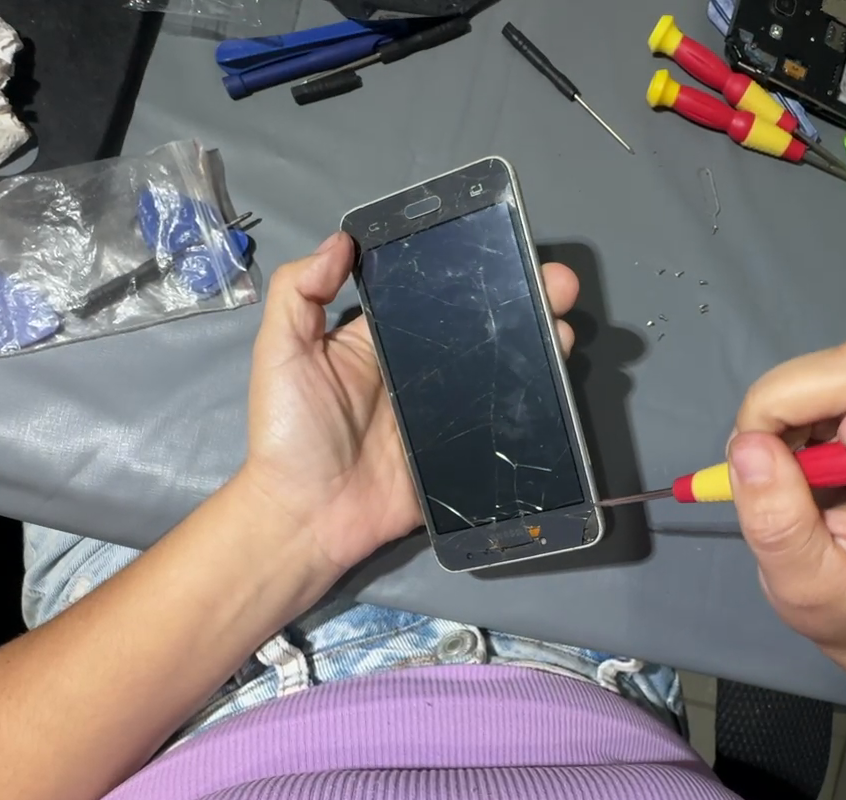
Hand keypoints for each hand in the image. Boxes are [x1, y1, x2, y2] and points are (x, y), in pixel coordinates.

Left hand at [238, 232, 581, 575]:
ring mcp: (448, 414)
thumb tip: (342, 238)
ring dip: (539, 347)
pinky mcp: (463, 453)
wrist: (308, 516)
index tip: (507, 248)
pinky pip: (503, 427)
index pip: (435, 295)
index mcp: (384, 340)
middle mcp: (423, 371)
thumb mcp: (281, 351)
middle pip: (482, 330)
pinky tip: (556, 384)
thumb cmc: (290, 431)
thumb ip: (300, 292)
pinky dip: (532, 407)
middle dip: (524, 302)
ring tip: (564, 328)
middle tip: (558, 287)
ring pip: (502, 373)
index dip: (472, 271)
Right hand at [728, 340, 845, 652]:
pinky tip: (772, 450)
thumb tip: (748, 445)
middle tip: (769, 453)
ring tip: (768, 462)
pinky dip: (774, 406)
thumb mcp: (806, 586)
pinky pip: (810, 377)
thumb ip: (780, 527)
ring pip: (839, 364)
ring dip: (782, 403)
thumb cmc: (845, 599)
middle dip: (807, 397)